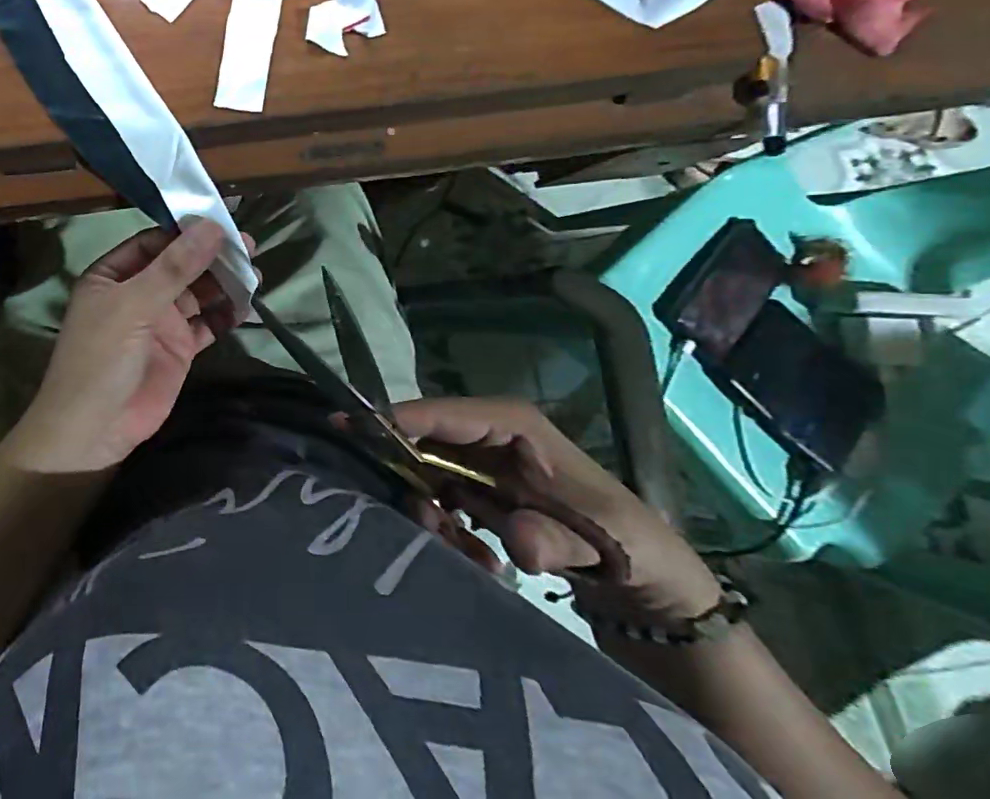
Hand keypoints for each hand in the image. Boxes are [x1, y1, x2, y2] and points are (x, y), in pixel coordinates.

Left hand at [8, 220, 245, 473]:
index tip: (223, 220)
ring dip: (223, 283)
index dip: (186, 231)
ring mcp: (159, 322)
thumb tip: (211, 227)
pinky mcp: (179, 349)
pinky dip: (226, 314)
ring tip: (256, 272)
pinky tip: (247, 306)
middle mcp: (137, 293)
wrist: (95, 429)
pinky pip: (207, 324)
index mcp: (113, 275)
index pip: (154, 242)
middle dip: (211, 256)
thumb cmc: (102, 358)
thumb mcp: (133, 305)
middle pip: (179, 265)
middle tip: (250, 246)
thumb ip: (173, 268)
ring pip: (197, 293)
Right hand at [393, 397, 723, 625]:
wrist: (640, 577)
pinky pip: (433, 497)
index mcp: (513, 424)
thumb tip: (517, 541)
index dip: (396, 418)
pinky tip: (476, 556)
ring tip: (467, 553)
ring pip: (422, 472)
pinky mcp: (471, 486)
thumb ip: (557, 541)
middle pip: (422, 440)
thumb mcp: (600, 543)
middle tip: (427, 526)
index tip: (349, 426)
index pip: (443, 413)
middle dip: (412, 482)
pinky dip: (443, 527)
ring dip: (430, 513)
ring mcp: (475, 459)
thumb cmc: (625, 541)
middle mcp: (486, 432)